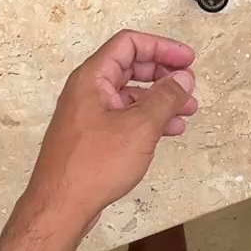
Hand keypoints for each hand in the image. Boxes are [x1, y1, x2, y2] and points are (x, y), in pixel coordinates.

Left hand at [18, 30, 198, 237]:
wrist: (61, 206)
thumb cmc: (92, 165)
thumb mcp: (140, 127)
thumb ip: (165, 98)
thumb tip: (182, 79)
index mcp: (93, 77)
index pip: (129, 44)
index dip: (161, 47)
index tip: (187, 59)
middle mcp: (88, 90)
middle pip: (130, 66)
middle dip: (163, 73)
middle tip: (189, 84)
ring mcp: (89, 114)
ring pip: (130, 94)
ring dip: (160, 99)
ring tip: (188, 110)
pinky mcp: (93, 136)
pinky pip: (125, 116)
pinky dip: (149, 118)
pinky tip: (169, 130)